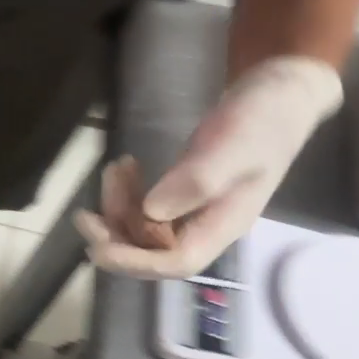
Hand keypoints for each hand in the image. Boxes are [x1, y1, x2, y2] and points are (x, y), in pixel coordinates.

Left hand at [77, 56, 341, 278]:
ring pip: (141, 230)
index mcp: (225, 226)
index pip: (177, 262)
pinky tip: (123, 167)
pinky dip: (126, 194)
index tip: (98, 248)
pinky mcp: (179, 196)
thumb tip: (152, 212)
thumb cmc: (261, 120)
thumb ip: (197, 181)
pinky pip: (144, 209)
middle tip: (83, 216)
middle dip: (114, 237)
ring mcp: (192, 212)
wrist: (275, 95)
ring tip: (115, 168)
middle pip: (151, 252)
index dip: (135, 262)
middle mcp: (206, 227)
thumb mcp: (233, 147)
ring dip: (117, 208)